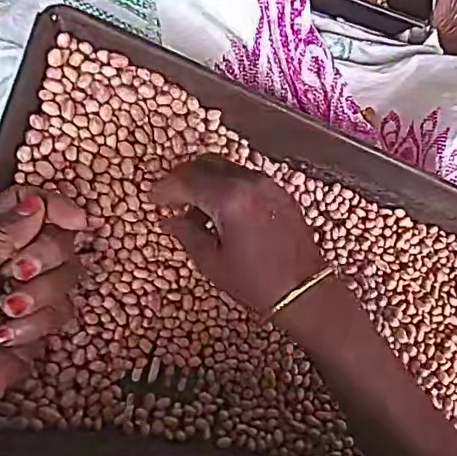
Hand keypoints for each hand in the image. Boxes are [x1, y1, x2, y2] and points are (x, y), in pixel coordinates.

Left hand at [0, 185, 85, 455]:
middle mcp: (3, 260)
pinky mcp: (38, 321)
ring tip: (6, 311)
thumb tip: (35, 204)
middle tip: (18, 272)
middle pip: (55, 238)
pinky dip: (36, 324)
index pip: (26, 204)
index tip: (77, 219)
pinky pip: (62, 311)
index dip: (55, 207)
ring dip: (38, 296)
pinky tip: (7, 334)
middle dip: (45, 257)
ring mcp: (23, 291)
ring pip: (65, 276)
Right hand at [150, 155, 330, 319]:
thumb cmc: (255, 282)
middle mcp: (250, 183)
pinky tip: (223, 212)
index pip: (187, 180)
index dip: (166, 188)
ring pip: (228, 169)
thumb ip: (187, 233)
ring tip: (197, 210)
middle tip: (172, 198)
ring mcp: (269, 186)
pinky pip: (247, 179)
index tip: (154, 198)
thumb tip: (170, 219)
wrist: (302, 291)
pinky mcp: (281, 194)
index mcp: (229, 199)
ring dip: (207, 181)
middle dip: (184, 178)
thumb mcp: (212, 262)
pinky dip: (229, 187)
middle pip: (206, 164)